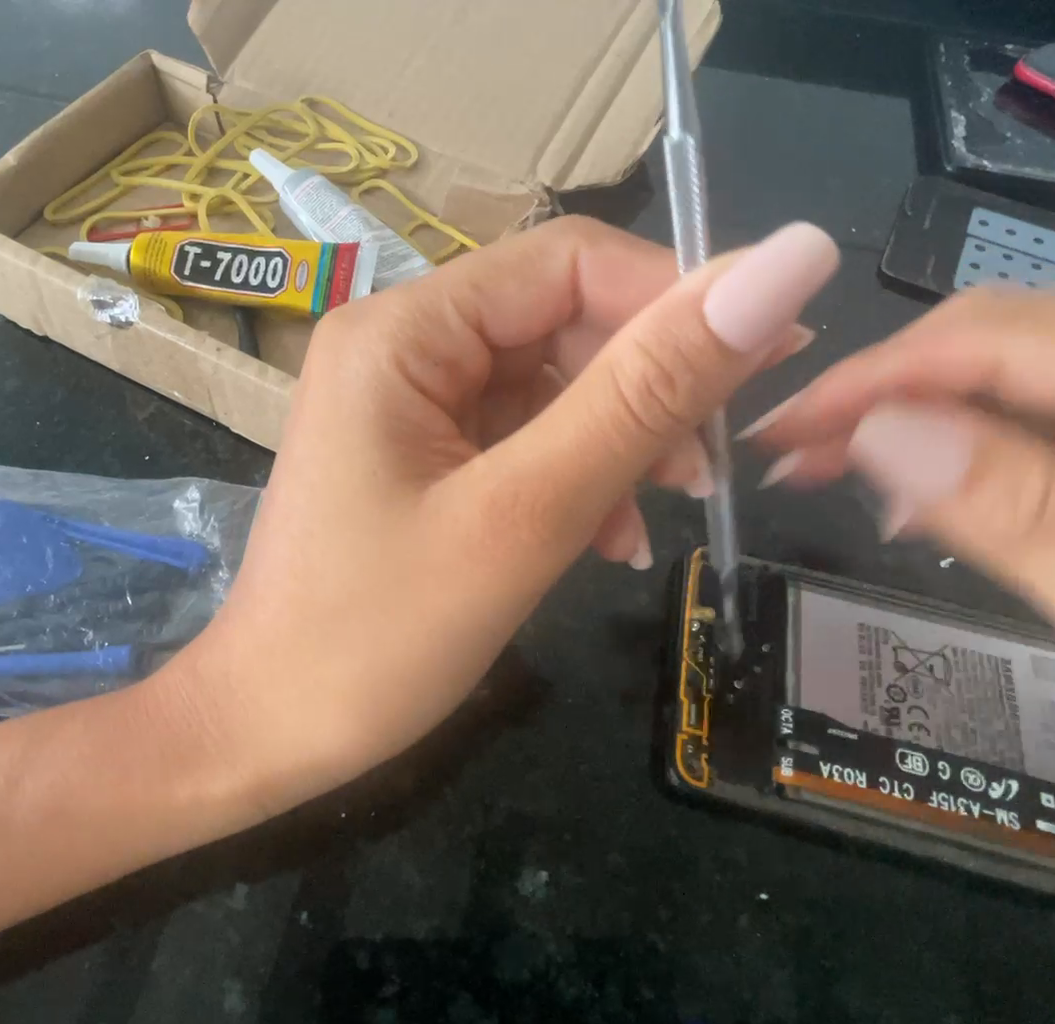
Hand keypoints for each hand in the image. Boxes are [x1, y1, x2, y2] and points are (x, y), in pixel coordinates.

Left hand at [161, 218, 837, 814]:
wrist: (268, 731)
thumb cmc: (378, 637)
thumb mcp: (524, 513)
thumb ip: (645, 392)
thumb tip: (786, 264)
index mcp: (401, 332)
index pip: (569, 262)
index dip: (678, 299)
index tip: (771, 365)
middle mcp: (394, 347)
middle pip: (557, 322)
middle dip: (644, 387)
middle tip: (710, 470)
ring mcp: (398, 405)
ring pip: (544, 386)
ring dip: (615, 441)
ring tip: (658, 516)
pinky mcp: (409, 458)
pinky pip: (512, 439)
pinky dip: (568, 476)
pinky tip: (603, 538)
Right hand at [746, 289, 1054, 778]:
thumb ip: (1028, 522)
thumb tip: (879, 432)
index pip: (1003, 338)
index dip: (870, 375)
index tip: (775, 434)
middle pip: (1013, 335)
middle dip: (881, 389)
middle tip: (787, 459)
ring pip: (1033, 367)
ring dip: (920, 412)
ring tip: (834, 472)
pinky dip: (978, 442)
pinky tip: (932, 486)